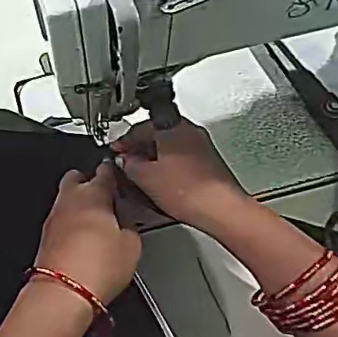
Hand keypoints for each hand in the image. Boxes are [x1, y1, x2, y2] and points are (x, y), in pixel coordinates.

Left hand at [34, 164, 141, 306]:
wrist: (63, 292)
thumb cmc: (96, 267)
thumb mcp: (132, 246)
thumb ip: (131, 226)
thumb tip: (127, 224)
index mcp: (94, 193)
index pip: (105, 171)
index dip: (114, 173)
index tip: (119, 178)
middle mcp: (70, 198)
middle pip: (78, 177)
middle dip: (90, 183)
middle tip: (106, 199)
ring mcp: (54, 215)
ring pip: (66, 197)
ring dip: (79, 204)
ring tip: (96, 222)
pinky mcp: (45, 234)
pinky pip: (60, 218)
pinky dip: (70, 222)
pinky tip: (82, 238)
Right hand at [111, 119, 255, 237]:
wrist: (220, 209)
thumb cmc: (191, 190)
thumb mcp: (145, 177)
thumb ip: (129, 164)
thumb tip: (125, 161)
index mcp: (173, 126)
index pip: (140, 127)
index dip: (124, 141)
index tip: (116, 149)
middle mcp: (190, 132)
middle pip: (157, 135)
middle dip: (140, 149)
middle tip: (127, 162)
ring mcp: (202, 147)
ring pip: (170, 147)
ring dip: (155, 159)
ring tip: (144, 177)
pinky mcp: (208, 164)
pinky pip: (182, 159)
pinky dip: (169, 167)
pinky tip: (163, 184)